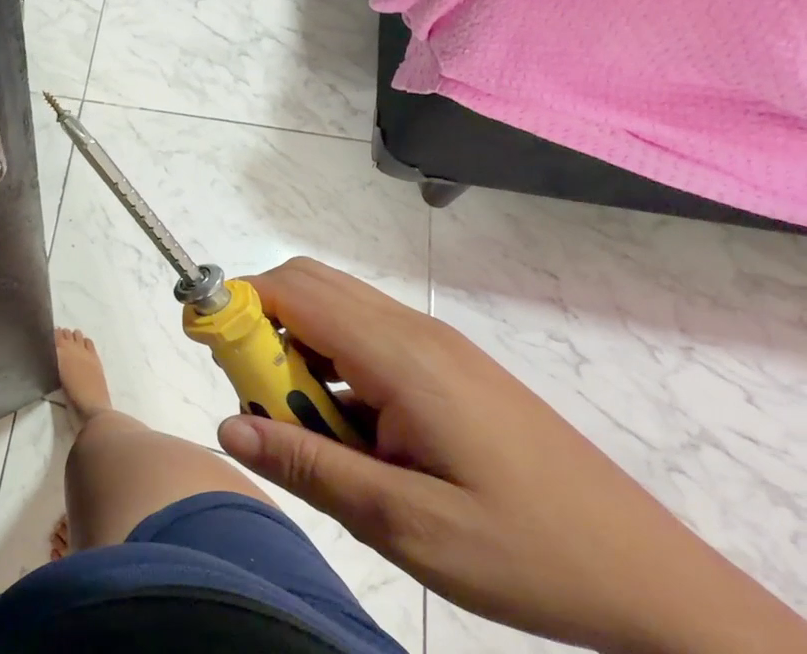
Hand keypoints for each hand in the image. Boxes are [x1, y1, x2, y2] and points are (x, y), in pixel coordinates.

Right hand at [215, 257, 806, 653]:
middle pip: (307, 283)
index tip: (211, 357)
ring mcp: (438, 349)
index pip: (290, 290)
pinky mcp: (450, 370)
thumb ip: (309, 468)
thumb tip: (224, 424)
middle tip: (261, 401)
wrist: (651, 581)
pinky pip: (365, 338)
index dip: (235, 308)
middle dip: (259, 325)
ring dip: (294, 349)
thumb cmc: (525, 552)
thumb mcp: (404, 525)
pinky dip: (330, 364)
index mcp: (402, 358)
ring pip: (334, 308)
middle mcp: (416, 334)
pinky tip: (352, 434)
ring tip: (308, 428)